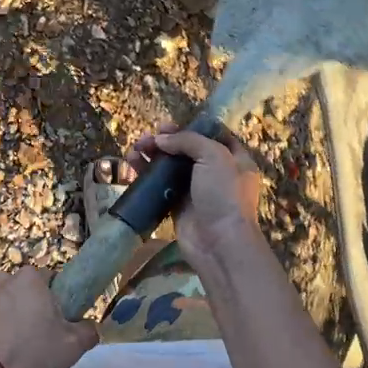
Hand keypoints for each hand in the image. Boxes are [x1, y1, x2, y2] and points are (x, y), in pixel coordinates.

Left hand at [0, 268, 98, 367]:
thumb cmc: (31, 351)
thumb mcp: (73, 346)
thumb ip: (89, 331)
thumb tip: (89, 327)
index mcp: (30, 277)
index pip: (55, 282)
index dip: (64, 305)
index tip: (65, 329)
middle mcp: (6, 280)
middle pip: (34, 301)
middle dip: (42, 326)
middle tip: (48, 354)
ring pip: (17, 317)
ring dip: (24, 339)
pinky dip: (6, 345)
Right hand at [125, 124, 262, 271]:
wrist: (219, 243)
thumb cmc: (223, 195)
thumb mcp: (214, 156)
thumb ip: (188, 141)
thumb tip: (161, 140)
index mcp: (235, 160)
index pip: (215, 135)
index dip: (194, 126)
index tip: (173, 124)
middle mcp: (217, 173)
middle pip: (188, 149)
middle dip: (168, 140)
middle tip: (150, 136)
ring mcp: (197, 190)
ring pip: (171, 166)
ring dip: (153, 154)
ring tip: (136, 147)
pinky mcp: (178, 206)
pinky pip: (160, 184)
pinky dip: (147, 173)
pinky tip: (133, 163)